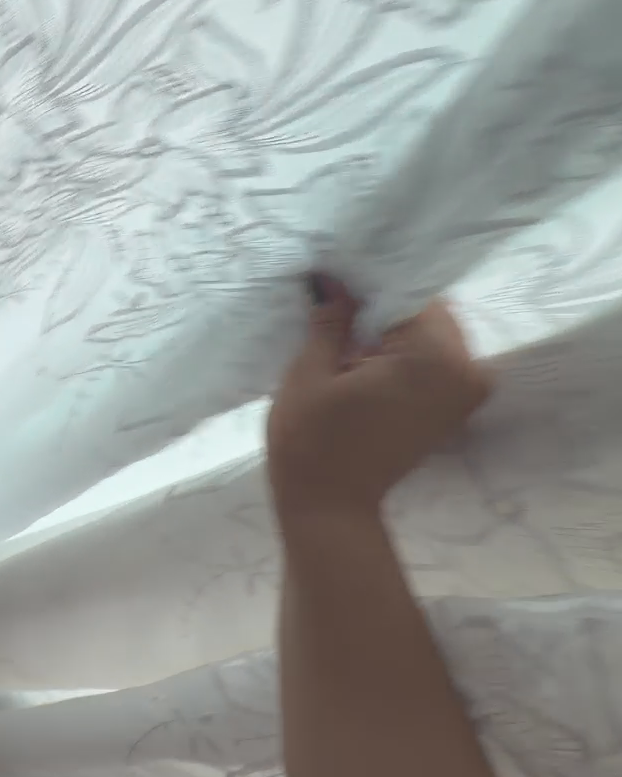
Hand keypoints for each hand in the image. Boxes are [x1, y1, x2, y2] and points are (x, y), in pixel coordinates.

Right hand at [266, 277, 492, 519]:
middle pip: (426, 314)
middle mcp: (468, 369)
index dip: (366, 286)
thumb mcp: (308, 371)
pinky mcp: (455, 404)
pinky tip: (356, 359)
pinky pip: (432, 359)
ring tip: (338, 336)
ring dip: (387, 330)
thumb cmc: (309, 434)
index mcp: (434, 357)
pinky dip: (397, 352)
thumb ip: (329, 322)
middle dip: (378, 307)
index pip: (409, 297)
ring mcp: (468, 389)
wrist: (328, 497)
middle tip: (328, 308)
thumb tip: (330, 279)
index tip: (328, 283)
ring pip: (428, 335)